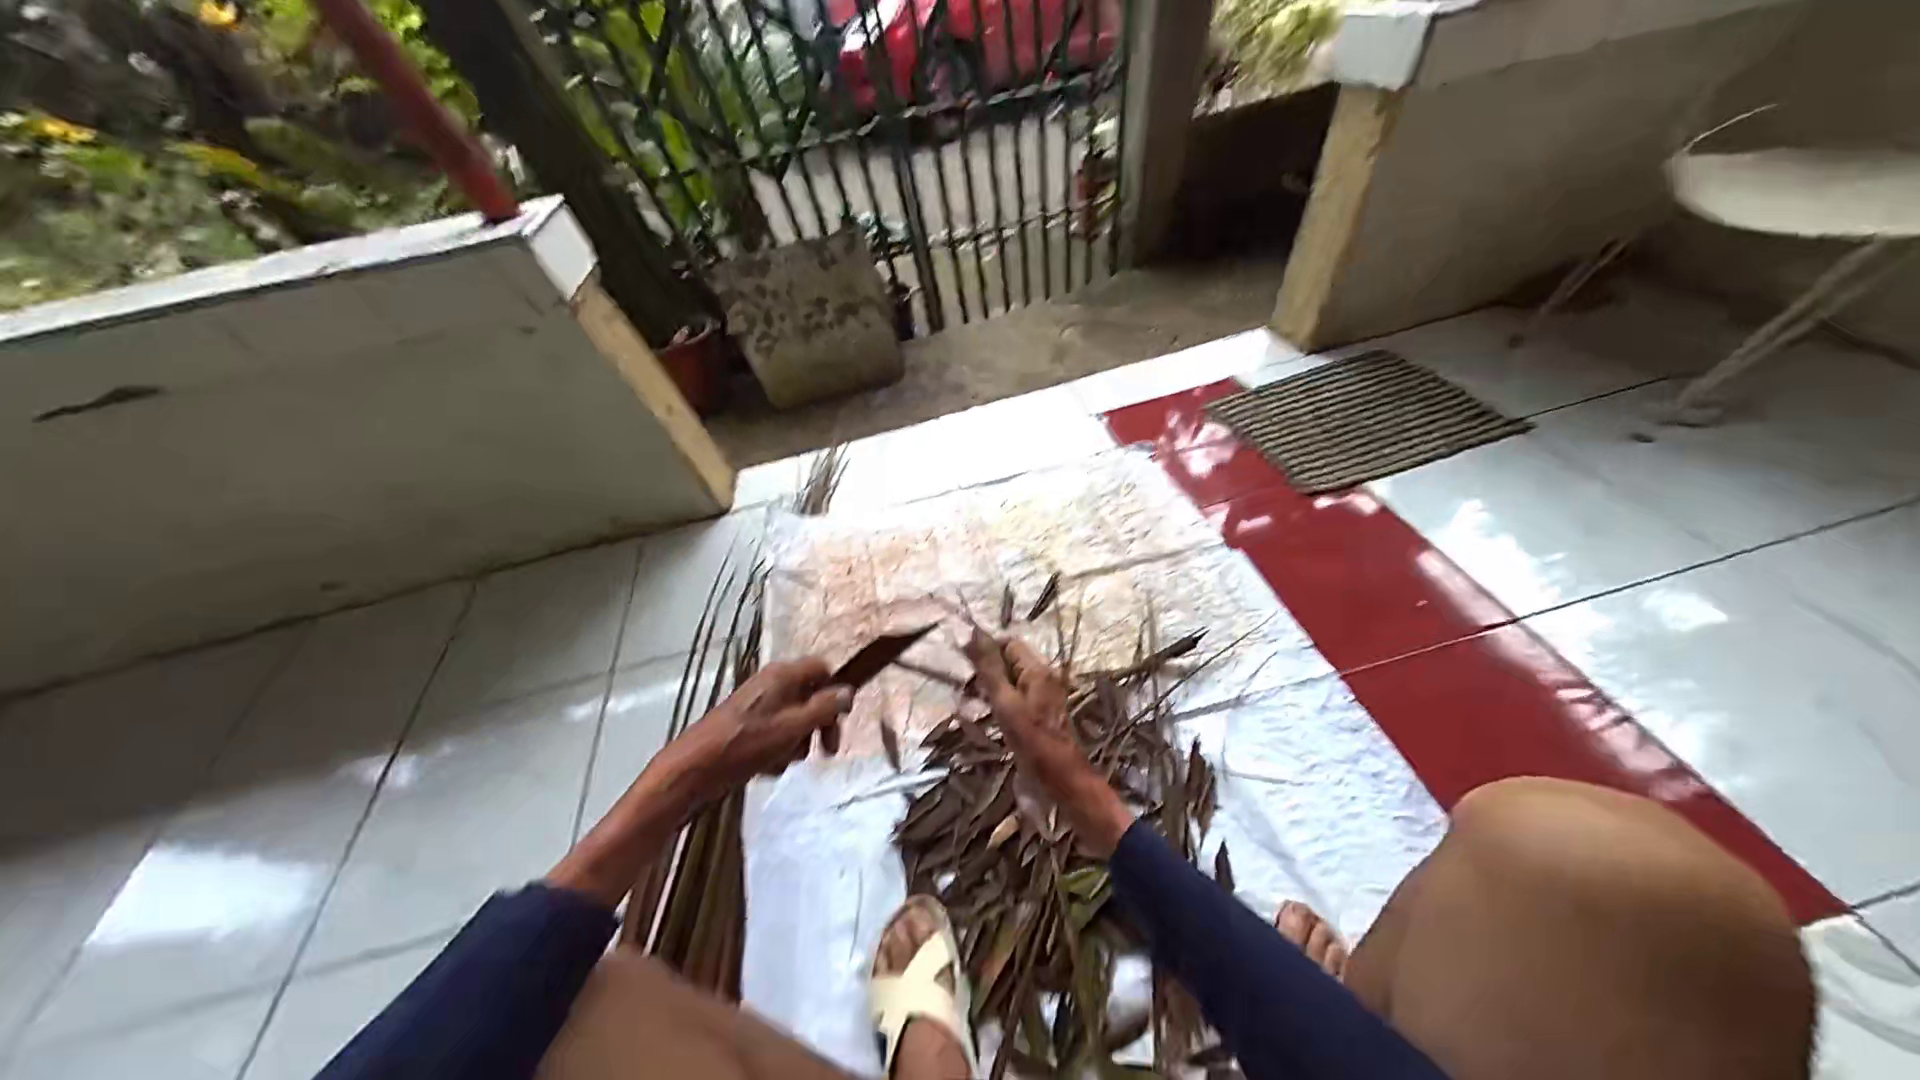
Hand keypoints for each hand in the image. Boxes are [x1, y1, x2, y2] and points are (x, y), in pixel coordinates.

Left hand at [665, 658, 853, 801]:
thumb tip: (849, 692)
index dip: (835, 692)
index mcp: (783, 675)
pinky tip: (770, 766)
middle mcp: (771, 683)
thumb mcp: (794, 726)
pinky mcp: (746, 726)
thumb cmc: (747, 744)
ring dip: (799, 741)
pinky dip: (779, 749)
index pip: (822, 669)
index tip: (840, 720)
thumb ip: (825, 708)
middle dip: (820, 724)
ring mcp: (757, 705)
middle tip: (826, 752)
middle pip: (811, 696)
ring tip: (787, 760)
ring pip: (795, 718)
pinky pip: (776, 733)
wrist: (695, 769)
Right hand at [964, 632, 1133, 854]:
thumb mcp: (1005, 704)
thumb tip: (974, 631)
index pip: (1008, 643)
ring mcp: (1044, 695)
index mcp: (1038, 670)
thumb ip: (990, 668)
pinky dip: (1002, 703)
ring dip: (992, 689)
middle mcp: (1044, 677)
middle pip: (1010, 660)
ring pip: (1011, 680)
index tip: (967, 669)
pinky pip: (1017, 697)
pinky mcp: (1041, 713)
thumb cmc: (1033, 743)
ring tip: (975, 707)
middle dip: (987, 671)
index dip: (986, 651)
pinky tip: (991, 719)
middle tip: (969, 692)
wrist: (1063, 781)